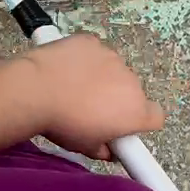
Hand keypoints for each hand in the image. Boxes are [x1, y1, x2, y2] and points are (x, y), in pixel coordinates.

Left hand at [19, 34, 165, 159]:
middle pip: (131, 91)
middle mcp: (131, 81)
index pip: (155, 116)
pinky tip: (66, 67)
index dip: (139, 121)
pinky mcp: (91, 41)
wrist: (35, 90)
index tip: (121, 124)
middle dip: (116, 98)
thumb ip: (104, 149)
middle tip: (89, 107)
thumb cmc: (62, 123)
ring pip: (112, 69)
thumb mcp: (85, 147)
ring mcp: (111, 57)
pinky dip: (83, 58)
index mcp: (136, 111)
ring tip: (72, 86)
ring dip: (100, 76)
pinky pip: (93, 52)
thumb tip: (107, 149)